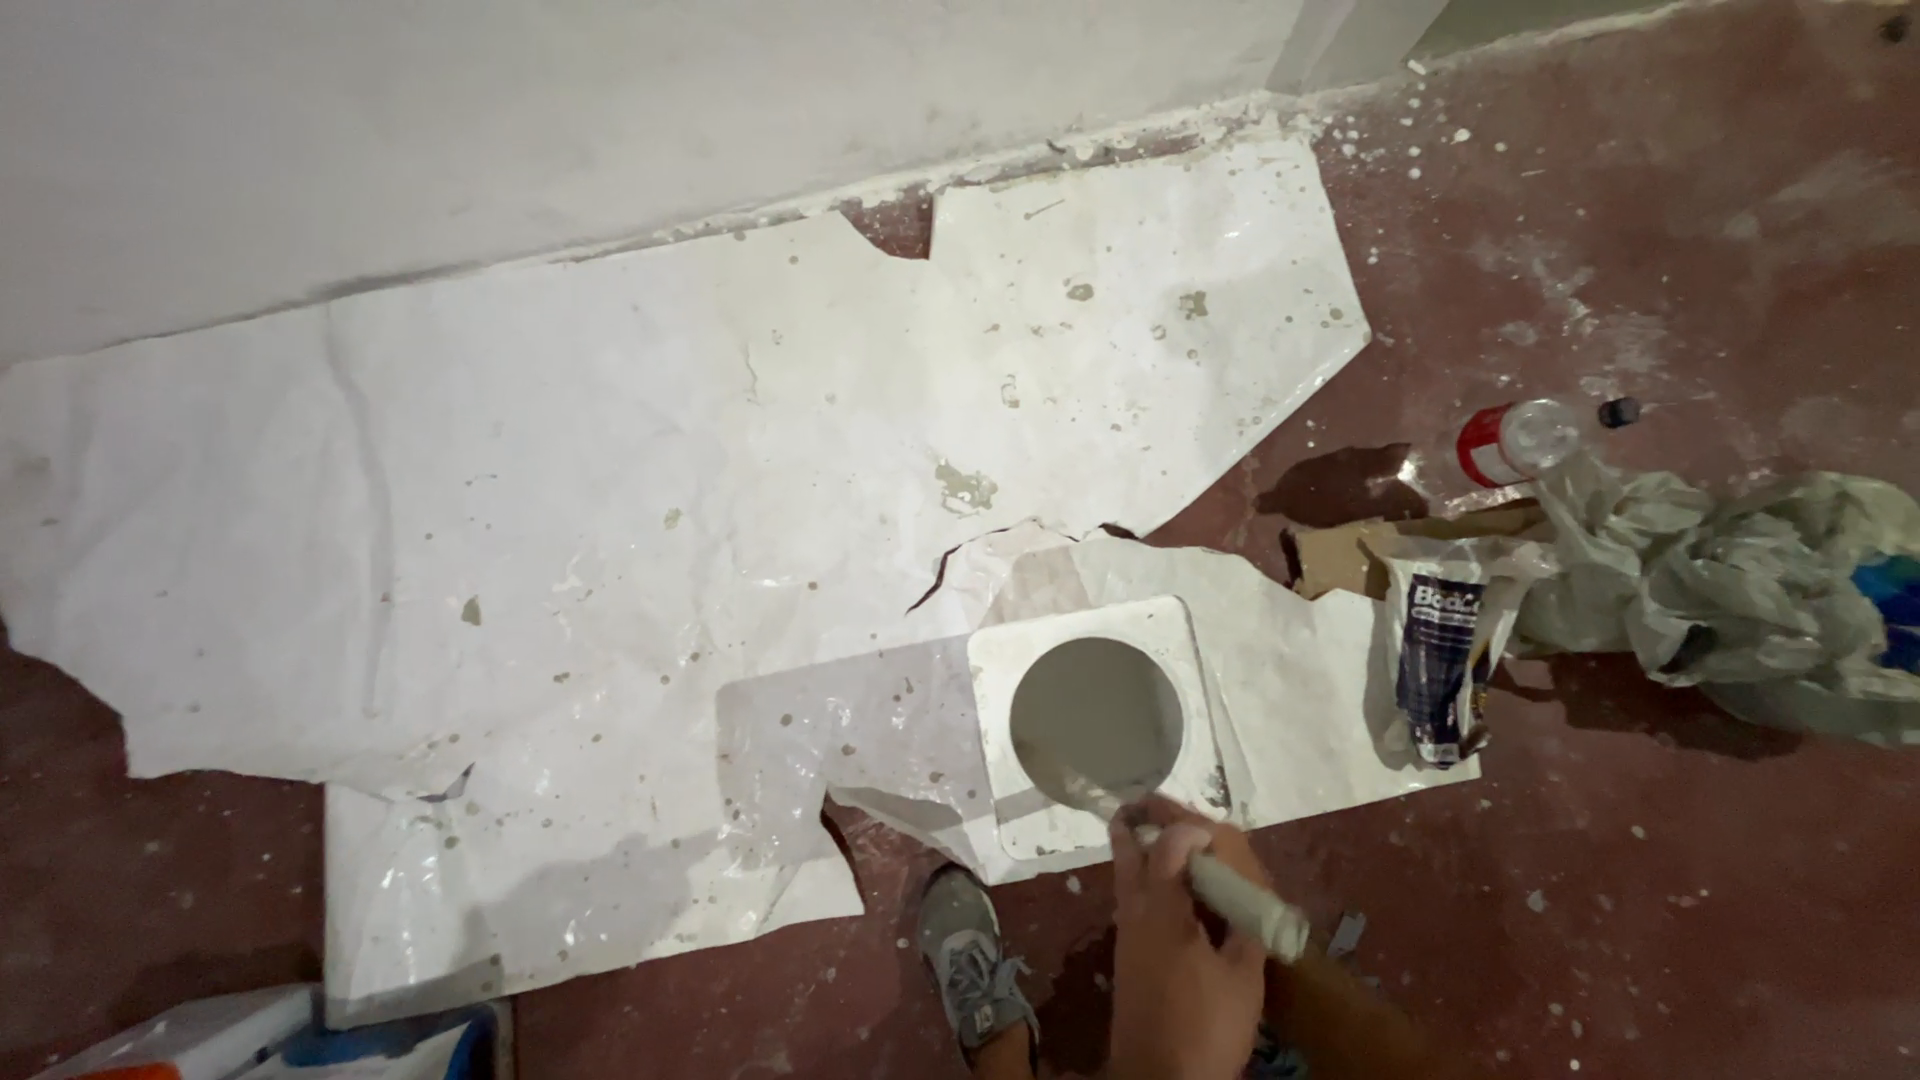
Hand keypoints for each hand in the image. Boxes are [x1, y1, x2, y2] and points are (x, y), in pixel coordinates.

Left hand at [1107, 796, 1270, 1079]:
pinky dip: (1143, 877)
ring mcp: (1125, 929)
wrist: (1157, 1075)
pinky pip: (1129, 895)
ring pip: (1123, 871)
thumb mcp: (1243, 981)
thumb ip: (1248, 933)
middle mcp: (1134, 909)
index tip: (1210, 828)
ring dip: (1138, 847)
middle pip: (1124, 848)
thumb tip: (1255, 902)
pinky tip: (1170, 889)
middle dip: (1136, 820)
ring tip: (1167, 838)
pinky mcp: (1125, 949)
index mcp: (1163, 909)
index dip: (1187, 828)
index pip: (1167, 847)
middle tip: (1153, 802)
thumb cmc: (1205, 1025)